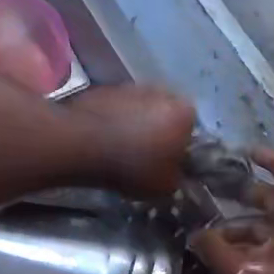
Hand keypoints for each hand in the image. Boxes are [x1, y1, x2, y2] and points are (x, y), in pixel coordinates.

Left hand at [67, 85, 196, 198]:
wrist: (84, 144)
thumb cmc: (133, 167)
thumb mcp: (165, 186)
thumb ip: (177, 177)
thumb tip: (174, 173)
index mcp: (185, 111)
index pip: (189, 130)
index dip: (177, 148)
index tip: (163, 164)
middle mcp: (162, 91)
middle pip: (164, 115)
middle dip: (155, 132)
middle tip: (140, 157)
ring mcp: (130, 86)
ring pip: (138, 109)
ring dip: (131, 125)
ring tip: (117, 150)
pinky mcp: (103, 89)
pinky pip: (113, 108)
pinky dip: (110, 120)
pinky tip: (100, 140)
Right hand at [189, 148, 273, 273]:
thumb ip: (214, 248)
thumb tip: (195, 231)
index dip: (273, 161)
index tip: (246, 154)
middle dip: (246, 193)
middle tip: (215, 190)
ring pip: (267, 225)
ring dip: (239, 224)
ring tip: (206, 230)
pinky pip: (265, 245)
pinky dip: (242, 243)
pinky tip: (218, 253)